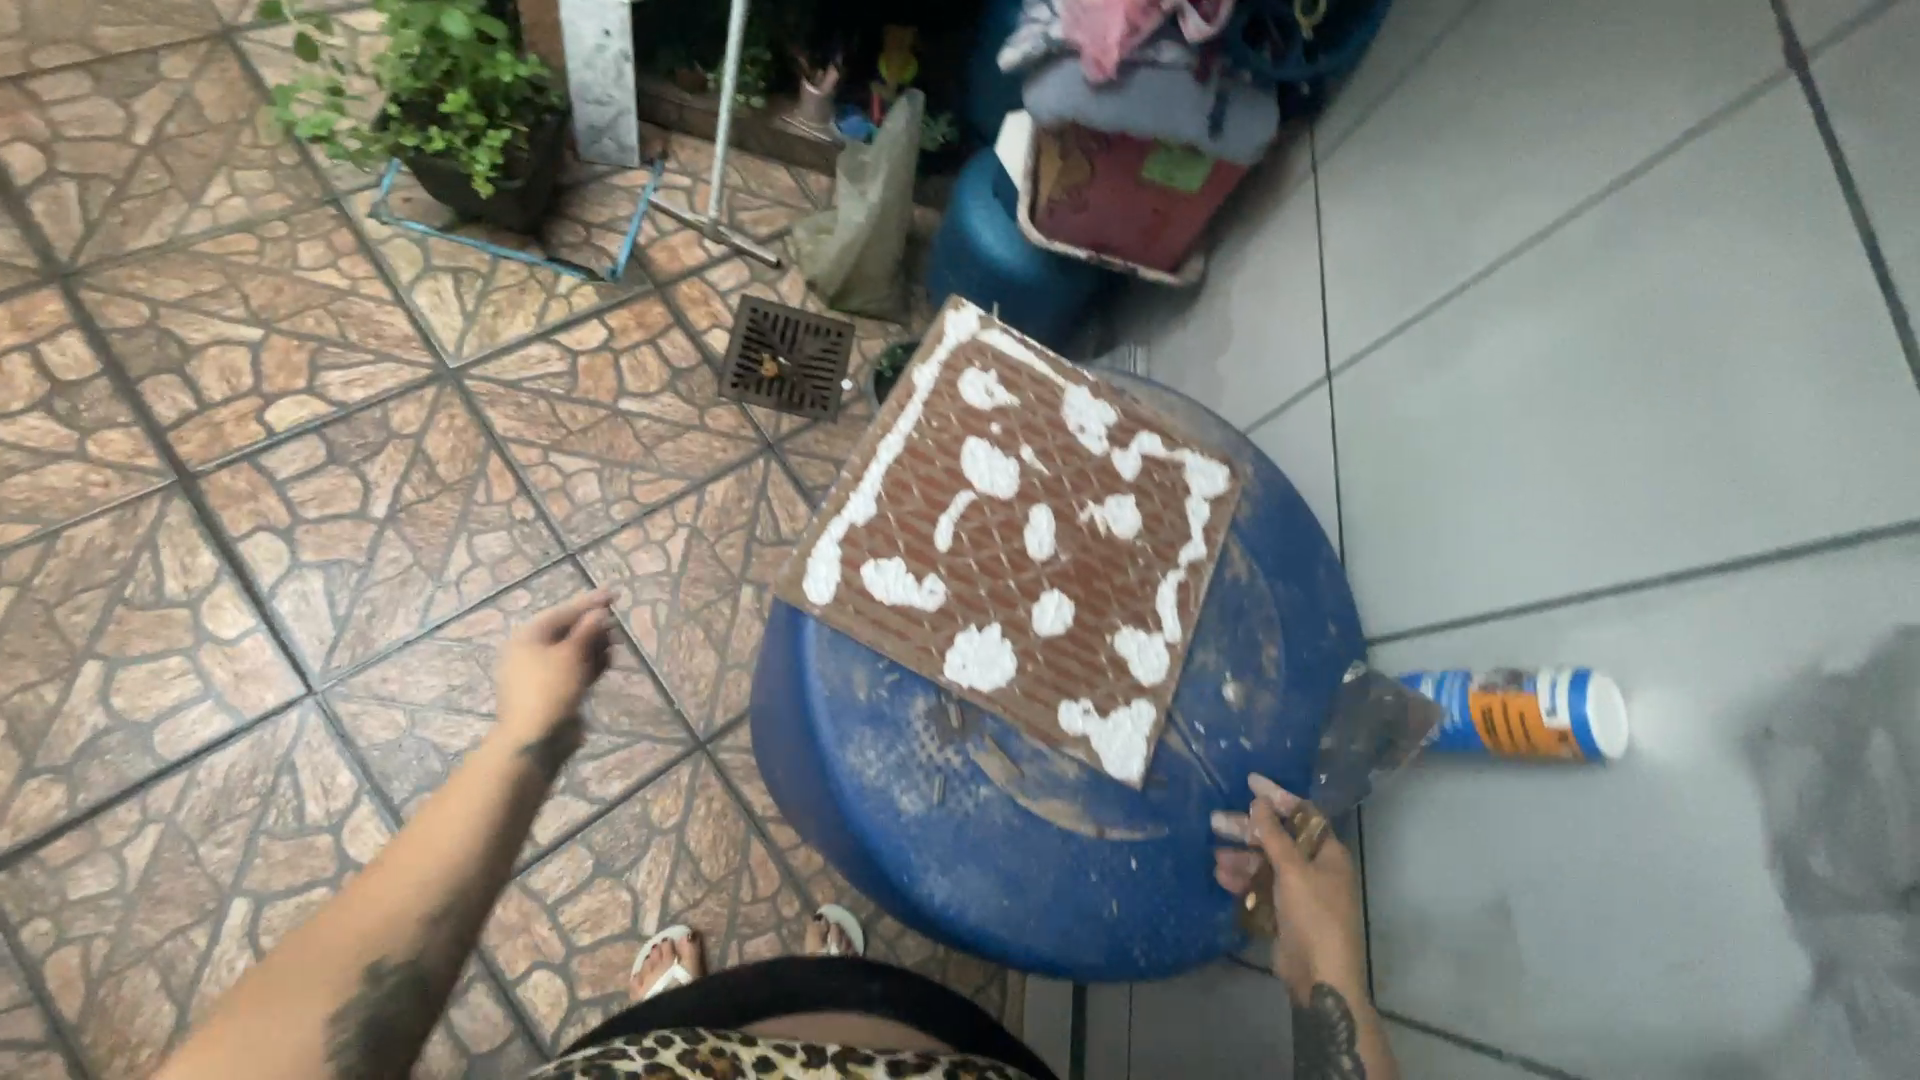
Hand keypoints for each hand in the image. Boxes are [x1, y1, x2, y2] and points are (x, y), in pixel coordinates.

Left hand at [494, 589, 614, 759]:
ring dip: (595, 646)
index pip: (562, 612)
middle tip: (617, 626)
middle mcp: (531, 651)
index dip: (589, 602)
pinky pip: (574, 669)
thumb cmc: (550, 689)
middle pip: (567, 630)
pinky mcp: (553, 689)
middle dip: (594, 627)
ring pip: (573, 651)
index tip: (615, 595)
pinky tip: (608, 663)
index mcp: (528, 637)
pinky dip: (591, 664)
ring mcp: (542, 672)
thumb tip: (599, 613)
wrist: (536, 738)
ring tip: (616, 646)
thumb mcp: (571, 654)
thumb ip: (587, 630)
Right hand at [1213, 773, 1367, 1000]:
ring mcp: (1298, 891)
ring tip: (1215, 857)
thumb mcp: (1294, 870)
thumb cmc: (1314, 916)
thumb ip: (1275, 835)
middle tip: (1215, 820)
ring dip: (1240, 858)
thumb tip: (1259, 801)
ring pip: (1264, 863)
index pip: (1303, 814)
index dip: (1277, 797)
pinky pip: (1259, 886)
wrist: (1319, 977)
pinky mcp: (1283, 911)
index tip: (1250, 782)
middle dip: (1248, 831)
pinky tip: (1222, 877)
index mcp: (1328, 854)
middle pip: (1278, 839)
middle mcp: (1315, 868)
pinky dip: (1242, 880)